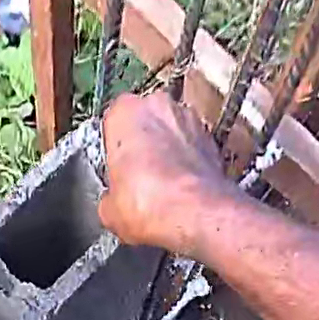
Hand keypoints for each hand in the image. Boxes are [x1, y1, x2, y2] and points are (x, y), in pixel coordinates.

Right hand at [98, 92, 246, 254]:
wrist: (195, 214)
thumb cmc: (149, 203)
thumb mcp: (109, 212)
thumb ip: (108, 197)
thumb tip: (111, 204)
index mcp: (124, 112)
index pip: (111, 124)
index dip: (112, 151)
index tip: (114, 172)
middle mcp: (158, 104)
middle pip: (143, 124)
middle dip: (141, 148)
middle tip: (136, 182)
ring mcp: (188, 118)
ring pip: (169, 134)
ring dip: (165, 155)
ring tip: (160, 190)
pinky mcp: (210, 137)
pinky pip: (191, 148)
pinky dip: (185, 165)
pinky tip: (179, 192)